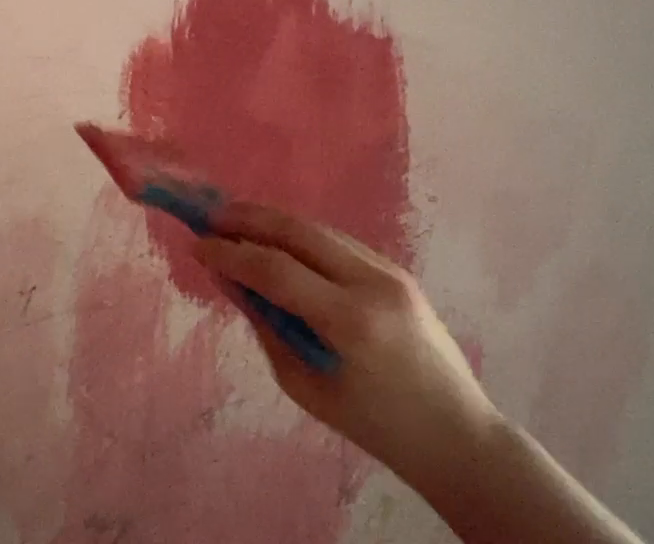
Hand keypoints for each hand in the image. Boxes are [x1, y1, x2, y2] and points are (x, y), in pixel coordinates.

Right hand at [194, 203, 501, 487]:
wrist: (457, 434)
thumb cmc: (375, 425)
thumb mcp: (304, 384)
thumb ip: (266, 326)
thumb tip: (230, 280)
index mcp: (350, 321)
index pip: (275, 269)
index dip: (229, 254)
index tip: (195, 246)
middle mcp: (373, 283)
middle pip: (297, 231)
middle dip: (248, 218)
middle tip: (209, 218)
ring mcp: (390, 271)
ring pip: (317, 229)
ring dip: (272, 222)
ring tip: (234, 223)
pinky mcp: (396, 270)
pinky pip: (336, 242)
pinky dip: (299, 236)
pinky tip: (276, 242)